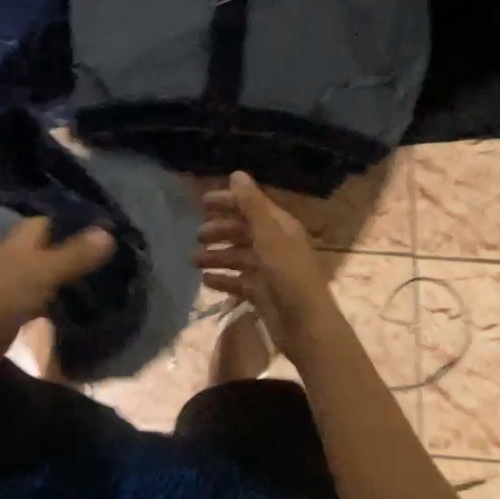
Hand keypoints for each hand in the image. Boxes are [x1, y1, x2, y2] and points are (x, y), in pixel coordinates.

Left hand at [0, 217, 114, 370]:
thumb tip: (110, 232)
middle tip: (127, 260)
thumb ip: (75, 254)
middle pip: (63, 245)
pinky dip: (69, 300)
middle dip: (89, 252)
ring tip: (117, 282)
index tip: (122, 230)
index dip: (89, 222)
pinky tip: (92, 308)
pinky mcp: (23, 306)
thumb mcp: (42, 272)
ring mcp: (23, 280)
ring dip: (81, 277)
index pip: (63, 217)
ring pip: (60, 272)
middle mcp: (26, 251)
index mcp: (27, 234)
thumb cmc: (0, 298)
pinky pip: (53, 297)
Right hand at [196, 171, 335, 349]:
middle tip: (197, 235)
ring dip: (216, 256)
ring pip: (237, 257)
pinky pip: (238, 282)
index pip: (251, 206)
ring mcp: (268, 271)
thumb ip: (251, 204)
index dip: (228, 202)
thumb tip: (236, 173)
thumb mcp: (269, 234)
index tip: (203, 202)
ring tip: (194, 260)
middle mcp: (274, 245)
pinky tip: (205, 281)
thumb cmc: (288, 274)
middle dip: (220, 231)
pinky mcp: (262, 294)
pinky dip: (223, 279)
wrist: (306, 325)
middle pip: (242, 231)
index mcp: (279, 227)